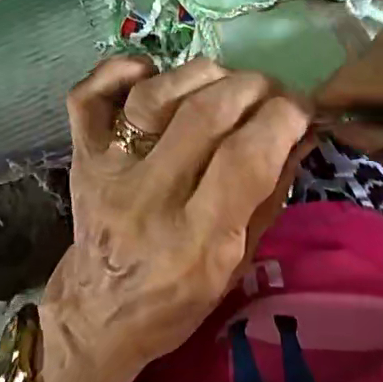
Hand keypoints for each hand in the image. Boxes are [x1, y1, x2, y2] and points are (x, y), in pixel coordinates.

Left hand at [38, 57, 311, 381]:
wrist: (99, 311)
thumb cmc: (177, 298)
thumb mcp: (239, 262)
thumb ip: (270, 192)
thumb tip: (300, 129)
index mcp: (196, 241)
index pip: (244, 158)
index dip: (283, 118)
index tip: (302, 107)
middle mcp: (147, 199)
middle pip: (203, 115)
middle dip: (251, 88)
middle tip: (269, 91)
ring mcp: (106, 171)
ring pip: (152, 97)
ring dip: (200, 74)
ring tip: (224, 82)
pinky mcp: (80, 154)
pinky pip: (88, 96)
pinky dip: (119, 70)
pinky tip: (150, 71)